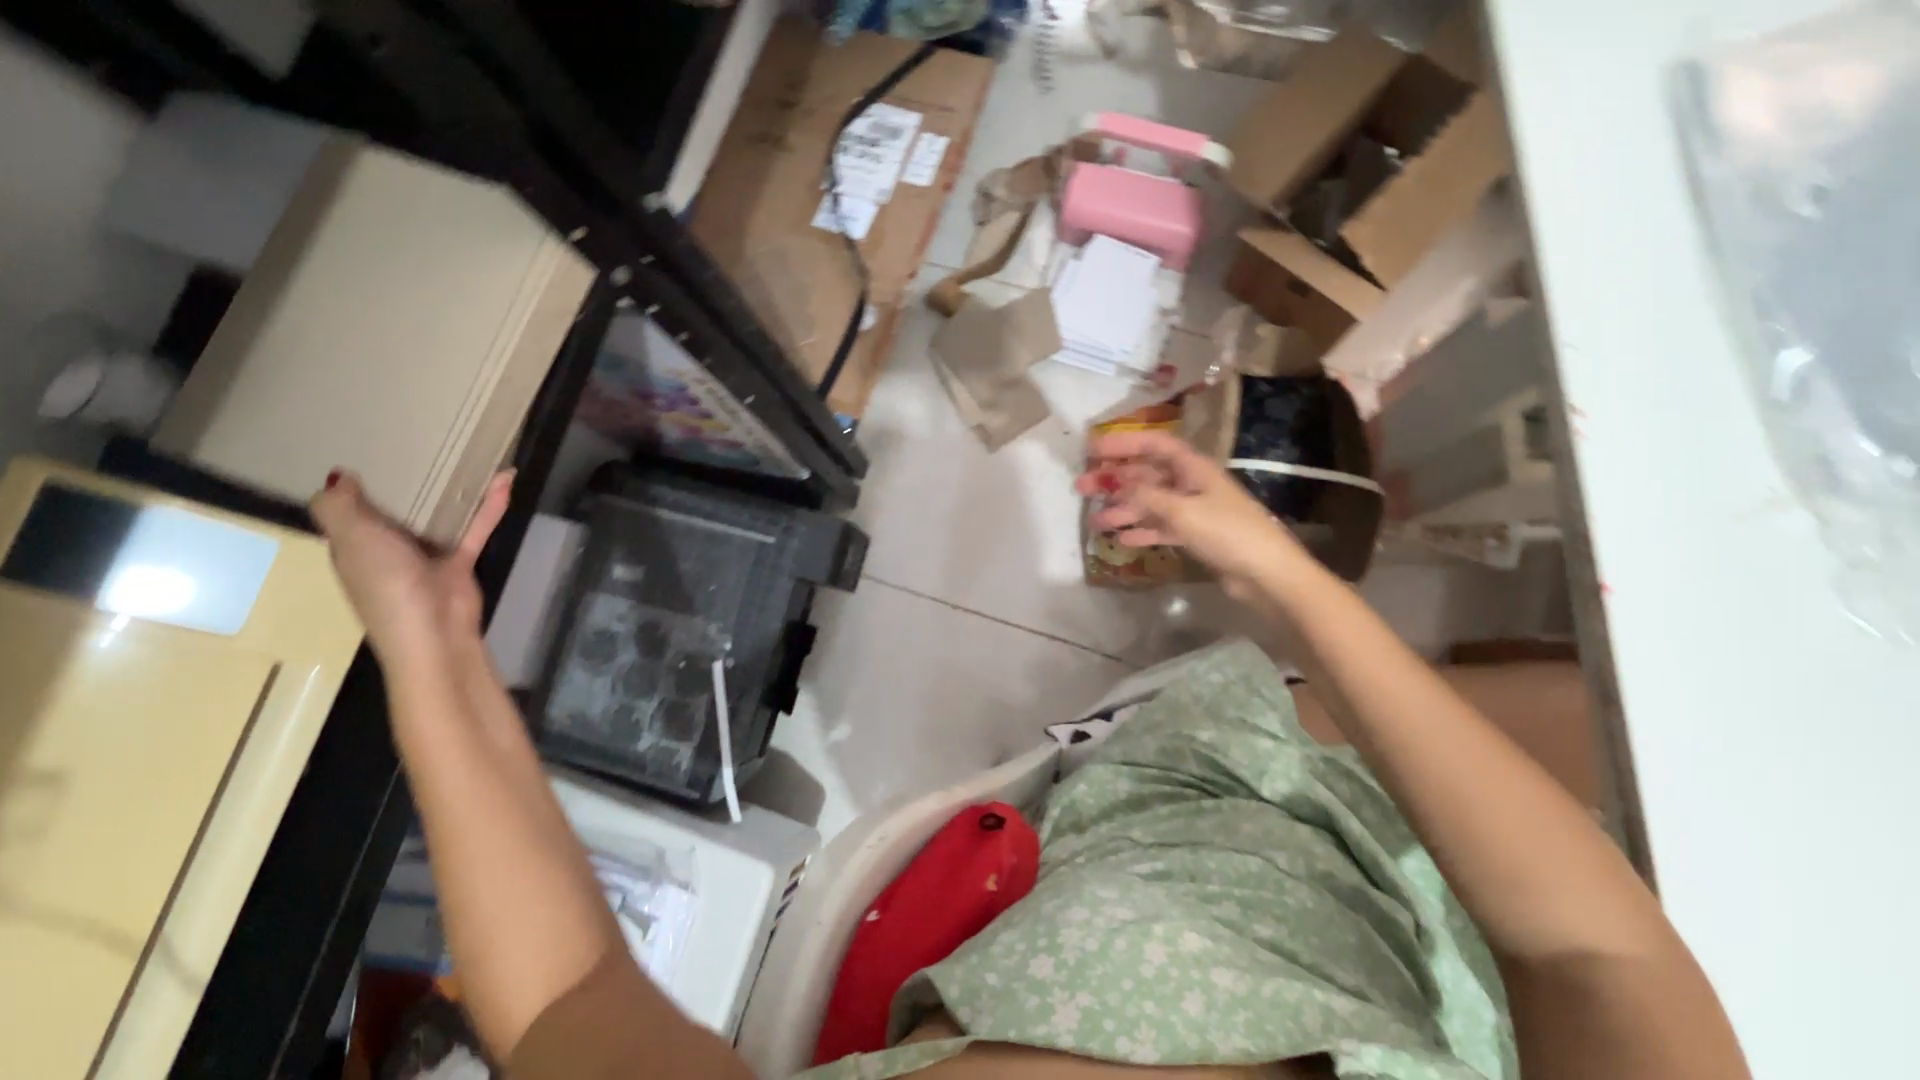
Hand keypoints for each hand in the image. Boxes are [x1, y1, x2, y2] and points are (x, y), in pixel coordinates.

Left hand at [310, 468, 513, 666]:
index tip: (368, 448)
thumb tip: (337, 476)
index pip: (349, 511)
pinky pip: (475, 528)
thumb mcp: (351, 540)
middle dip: (408, 480)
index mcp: (354, 547)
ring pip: (439, 515)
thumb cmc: (385, 584)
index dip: (355, 483)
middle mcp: (388, 550)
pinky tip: (504, 480)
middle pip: (397, 510)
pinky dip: (489, 507)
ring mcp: (426, 557)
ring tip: (467, 454)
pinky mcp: (460, 562)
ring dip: (453, 489)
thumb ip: (338, 508)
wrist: (434, 632)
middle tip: (422, 440)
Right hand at [1075, 430, 1307, 596]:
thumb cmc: (1227, 533)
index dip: (1124, 444)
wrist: (1265, 573)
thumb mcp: (1182, 511)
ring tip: (1096, 521)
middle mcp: (1192, 484)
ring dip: (1123, 509)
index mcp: (1194, 468)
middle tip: (1081, 488)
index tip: (1093, 450)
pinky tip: (1122, 540)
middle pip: (1147, 475)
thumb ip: (1146, 496)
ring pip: (1150, 503)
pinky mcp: (1196, 536)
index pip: (1154, 445)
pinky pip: (1161, 527)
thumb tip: (1116, 482)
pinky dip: (1142, 531)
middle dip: (1115, 480)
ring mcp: (1194, 510)